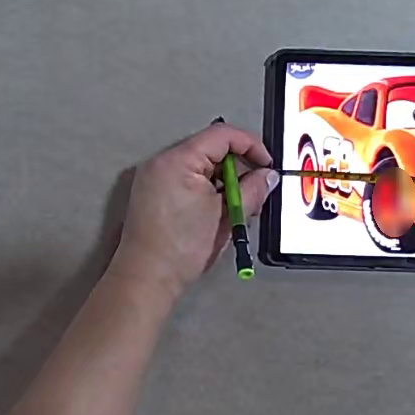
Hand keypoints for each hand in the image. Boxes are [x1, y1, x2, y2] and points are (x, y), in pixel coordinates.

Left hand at [108, 121, 277, 298]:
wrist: (147, 279)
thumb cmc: (180, 250)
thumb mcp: (226, 216)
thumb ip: (252, 190)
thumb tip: (267, 176)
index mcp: (178, 160)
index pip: (221, 135)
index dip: (250, 145)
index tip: (266, 164)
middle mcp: (161, 162)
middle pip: (210, 149)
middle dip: (237, 167)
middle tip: (255, 191)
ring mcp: (154, 178)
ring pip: (200, 166)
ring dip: (223, 181)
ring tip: (234, 209)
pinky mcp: (152, 194)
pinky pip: (186, 180)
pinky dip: (206, 190)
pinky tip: (216, 213)